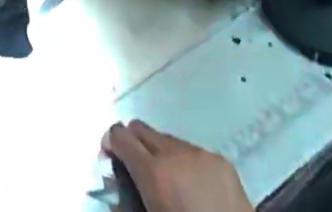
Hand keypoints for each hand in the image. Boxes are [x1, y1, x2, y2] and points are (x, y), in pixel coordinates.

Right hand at [103, 121, 252, 211]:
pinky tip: (195, 186)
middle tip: (134, 168)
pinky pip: (194, 152)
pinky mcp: (222, 160)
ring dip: (162, 154)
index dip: (111, 142)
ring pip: (169, 140)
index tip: (109, 155)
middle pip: (142, 129)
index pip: (121, 136)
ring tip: (170, 181)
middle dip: (133, 143)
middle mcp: (175, 153)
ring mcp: (202, 153)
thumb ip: (128, 201)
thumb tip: (116, 181)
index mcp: (154, 172)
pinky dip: (187, 163)